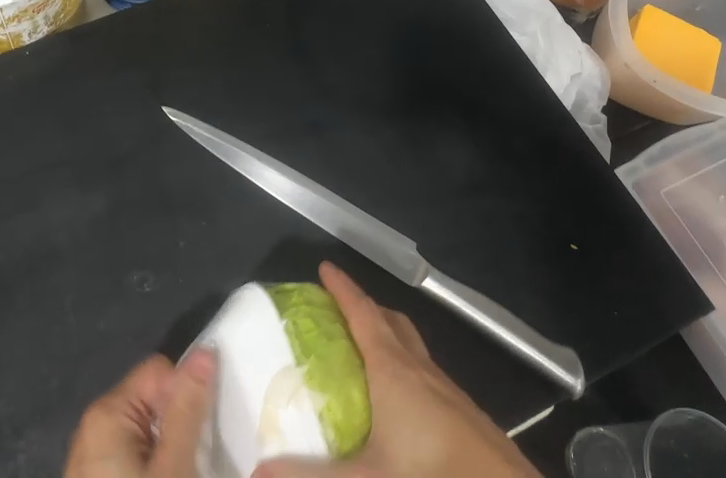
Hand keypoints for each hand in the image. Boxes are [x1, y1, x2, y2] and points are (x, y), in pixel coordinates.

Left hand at [65, 348, 217, 477]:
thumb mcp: (171, 464)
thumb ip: (187, 409)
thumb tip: (206, 351)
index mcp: (108, 409)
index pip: (161, 371)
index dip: (188, 393)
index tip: (208, 426)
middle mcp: (94, 422)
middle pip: (152, 399)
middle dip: (180, 420)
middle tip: (198, 455)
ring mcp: (92, 451)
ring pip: (144, 429)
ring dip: (168, 444)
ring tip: (183, 468)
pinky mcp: (95, 474)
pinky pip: (132, 452)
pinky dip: (151, 462)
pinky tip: (161, 474)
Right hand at [252, 263, 539, 477]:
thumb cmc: (434, 473)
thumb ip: (309, 475)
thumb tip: (256, 472)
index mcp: (394, 371)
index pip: (364, 314)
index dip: (344, 289)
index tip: (325, 269)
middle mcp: (423, 372)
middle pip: (393, 323)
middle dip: (367, 309)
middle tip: (338, 313)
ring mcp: (451, 393)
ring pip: (414, 351)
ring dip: (389, 342)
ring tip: (364, 359)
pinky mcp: (468, 418)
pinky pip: (429, 378)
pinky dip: (408, 373)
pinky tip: (402, 409)